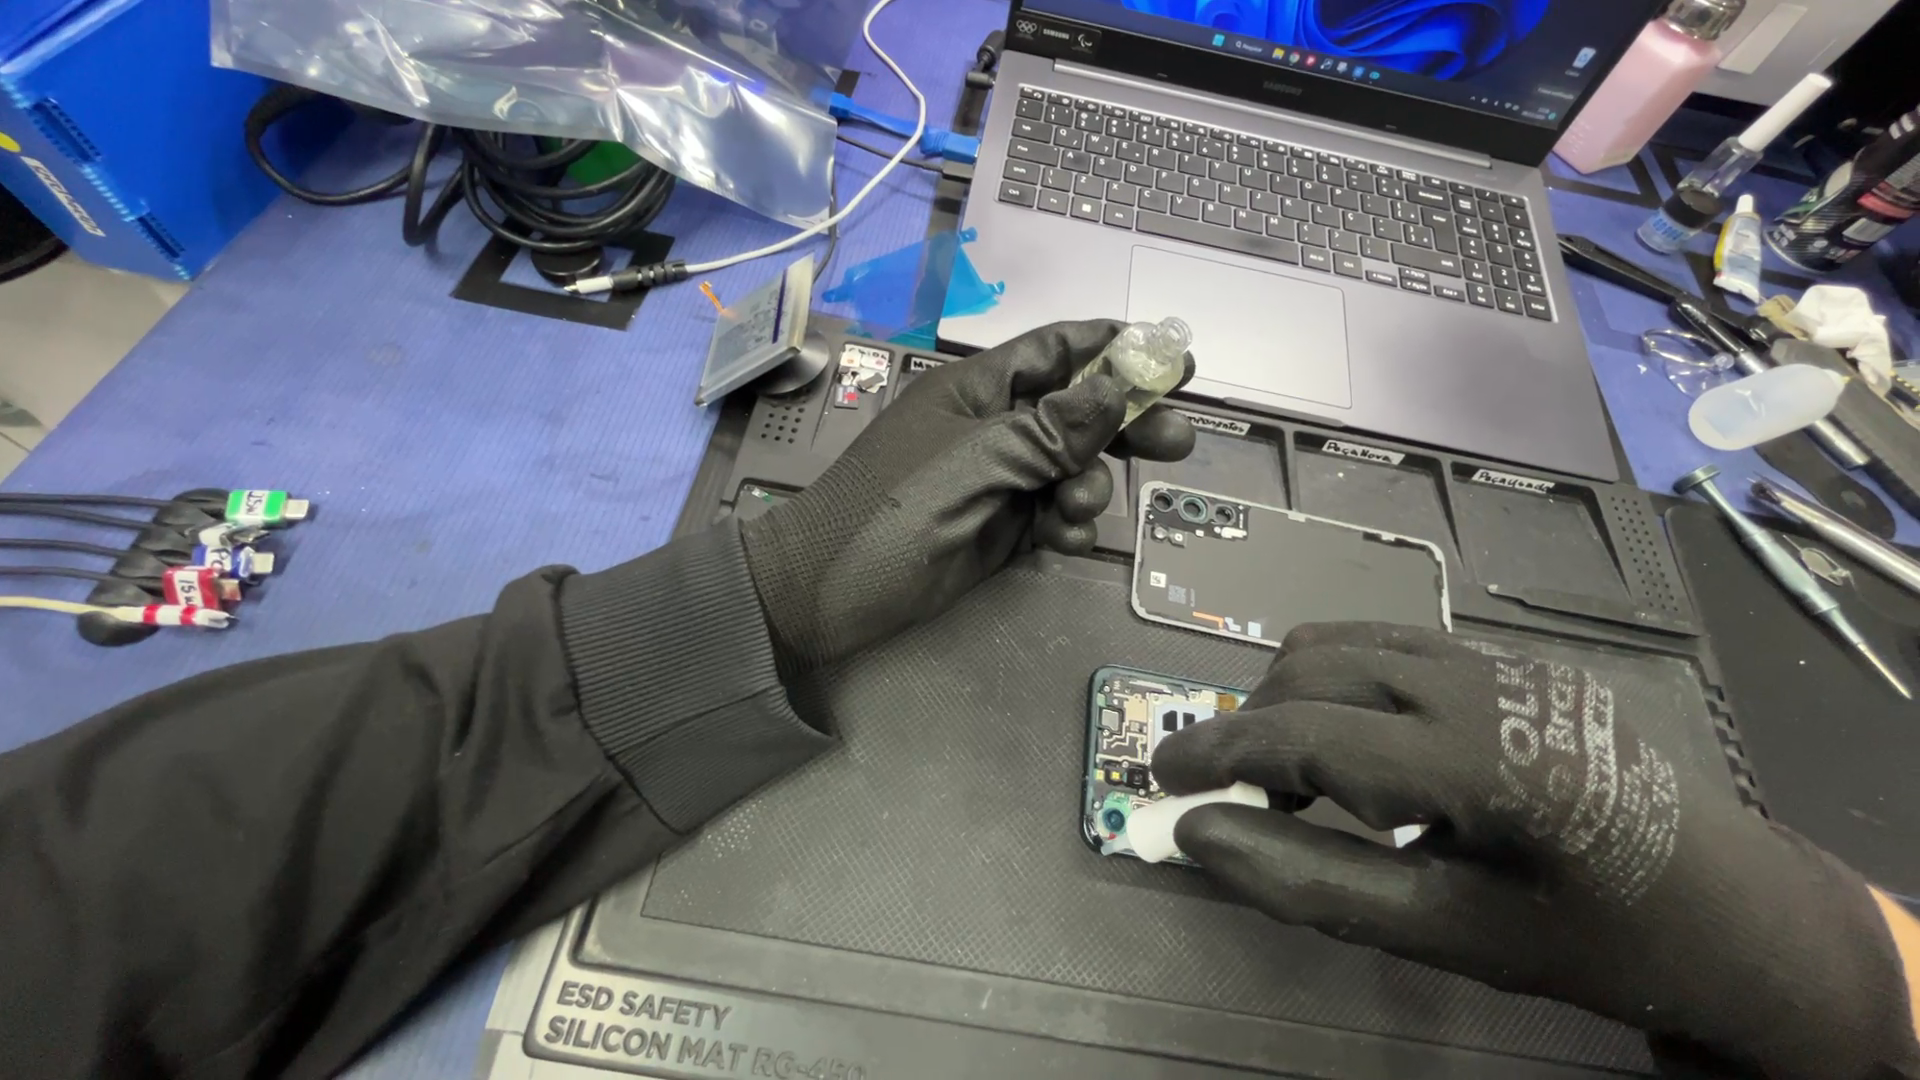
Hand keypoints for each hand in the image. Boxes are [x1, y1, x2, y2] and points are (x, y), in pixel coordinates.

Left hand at [740, 320, 1193, 673]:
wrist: (830, 590)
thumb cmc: (893, 509)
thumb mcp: (975, 461)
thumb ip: (1049, 429)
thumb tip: (1117, 389)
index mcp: (977, 390)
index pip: (1055, 352)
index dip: (1113, 349)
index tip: (1171, 356)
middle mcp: (993, 429)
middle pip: (1076, 414)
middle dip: (1124, 426)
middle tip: (1178, 442)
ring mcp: (997, 482)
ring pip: (1070, 471)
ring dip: (1087, 487)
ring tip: (1076, 507)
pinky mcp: (999, 531)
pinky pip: (1051, 517)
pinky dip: (1065, 526)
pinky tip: (1061, 538)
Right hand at [1153, 622, 1919, 1079]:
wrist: (1736, 908)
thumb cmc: (1586, 937)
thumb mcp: (1442, 932)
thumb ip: (1305, 880)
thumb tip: (1197, 830)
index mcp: (1480, 762)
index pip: (1305, 733)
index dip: (1216, 750)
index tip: (1161, 774)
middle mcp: (1480, 683)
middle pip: (1307, 672)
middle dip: (1247, 727)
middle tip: (1240, 793)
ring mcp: (1493, 656)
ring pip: (1333, 642)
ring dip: (1285, 697)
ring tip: (1296, 767)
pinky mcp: (1500, 653)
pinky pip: (1376, 639)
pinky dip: (1329, 678)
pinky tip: (1350, 736)